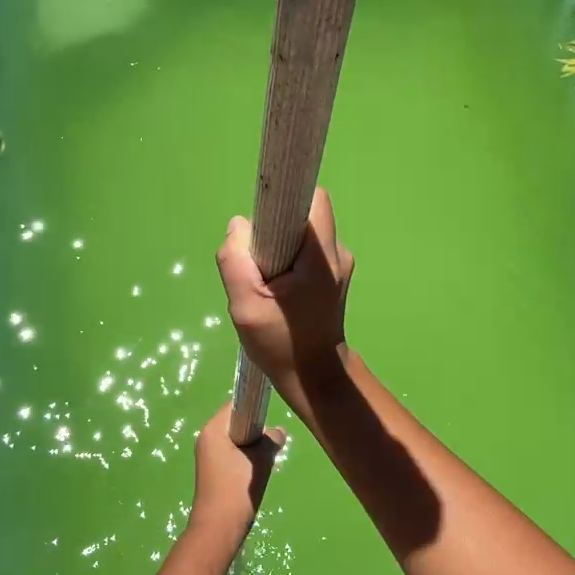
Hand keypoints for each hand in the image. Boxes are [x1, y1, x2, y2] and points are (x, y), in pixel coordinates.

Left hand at [190, 402, 284, 547]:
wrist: (219, 528)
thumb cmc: (238, 488)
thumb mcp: (261, 460)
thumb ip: (271, 440)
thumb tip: (279, 431)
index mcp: (213, 429)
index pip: (235, 405)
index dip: (254, 407)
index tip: (271, 416)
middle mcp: (206, 438)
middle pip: (235, 422)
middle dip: (255, 429)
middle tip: (270, 441)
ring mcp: (207, 456)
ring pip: (235, 439)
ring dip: (252, 446)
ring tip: (265, 458)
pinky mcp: (212, 471)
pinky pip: (231, 453)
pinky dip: (245, 457)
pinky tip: (256, 471)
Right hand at [215, 187, 355, 411]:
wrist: (314, 377)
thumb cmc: (280, 344)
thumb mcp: (245, 306)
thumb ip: (235, 261)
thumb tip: (239, 226)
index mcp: (321, 257)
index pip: (312, 199)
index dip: (286, 198)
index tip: (263, 217)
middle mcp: (336, 253)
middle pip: (304, 216)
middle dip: (276, 228)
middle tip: (257, 262)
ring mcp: (338, 264)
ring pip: (303, 234)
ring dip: (280, 248)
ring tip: (265, 283)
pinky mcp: (332, 275)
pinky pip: (305, 251)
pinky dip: (288, 261)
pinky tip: (277, 291)